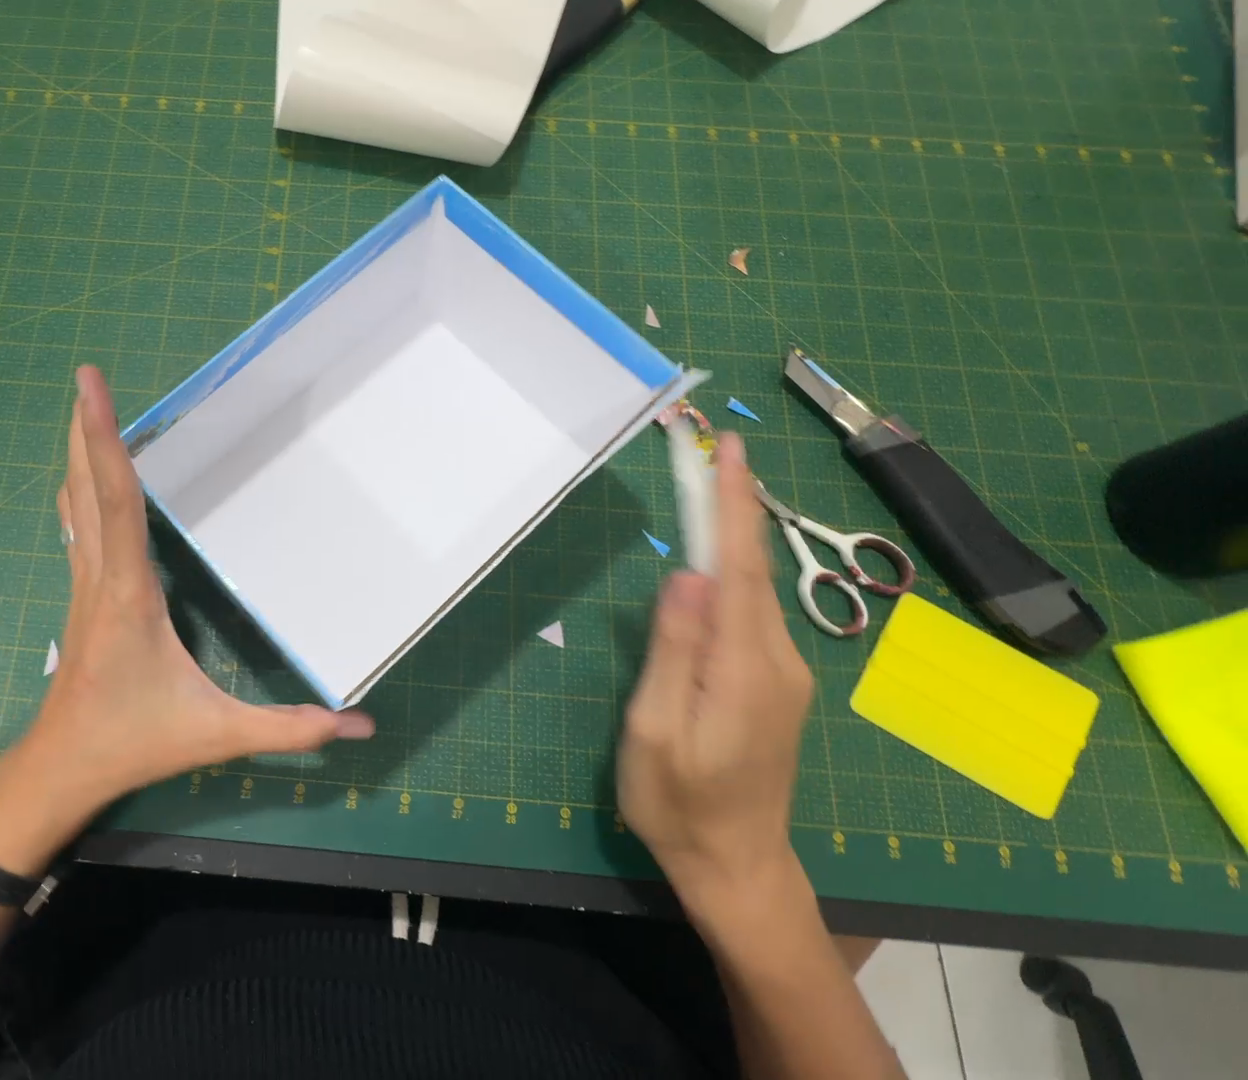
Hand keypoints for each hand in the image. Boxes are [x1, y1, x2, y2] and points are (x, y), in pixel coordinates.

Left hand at [0, 366, 373, 874]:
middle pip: (85, 487)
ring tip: (85, 410)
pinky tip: (83, 478)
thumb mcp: (217, 735)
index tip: (90, 385)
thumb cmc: (134, 743)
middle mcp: (98, 577)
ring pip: (74, 504)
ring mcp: (82, 585)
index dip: (107, 440)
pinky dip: (80, 490)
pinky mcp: (81, 596)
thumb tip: (362, 726)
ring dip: (79, 455)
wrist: (61, 767)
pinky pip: (77, 527)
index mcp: (129, 594)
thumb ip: (289, 728)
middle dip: (85, 428)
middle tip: (85, 377)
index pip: (118, 502)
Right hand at [615, 433, 813, 907]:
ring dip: (734, 537)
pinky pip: (753, 616)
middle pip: (751, 570)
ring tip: (712, 491)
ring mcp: (784, 674)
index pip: (737, 567)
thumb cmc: (677, 802)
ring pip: (755, 591)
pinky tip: (718, 564)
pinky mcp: (776, 686)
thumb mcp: (655, 729)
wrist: (736, 863)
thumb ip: (674, 651)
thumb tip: (685, 575)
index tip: (731, 449)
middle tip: (713, 452)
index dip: (734, 504)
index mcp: (742, 666)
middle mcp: (776, 659)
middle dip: (734, 505)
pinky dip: (735, 575)